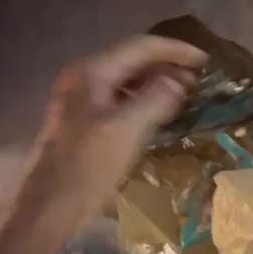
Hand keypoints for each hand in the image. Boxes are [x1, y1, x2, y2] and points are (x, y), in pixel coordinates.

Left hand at [20, 35, 207, 228]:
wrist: (46, 207)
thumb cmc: (87, 167)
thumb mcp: (127, 130)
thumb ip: (156, 98)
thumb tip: (179, 80)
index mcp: (91, 71)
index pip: (140, 46)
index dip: (175, 50)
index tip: (205, 61)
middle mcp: (82, 76)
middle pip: (131, 59)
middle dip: (166, 66)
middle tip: (199, 81)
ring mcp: (79, 98)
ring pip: (125, 79)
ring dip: (155, 83)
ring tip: (184, 96)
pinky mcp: (80, 120)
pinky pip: (118, 98)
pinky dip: (141, 100)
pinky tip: (158, 114)